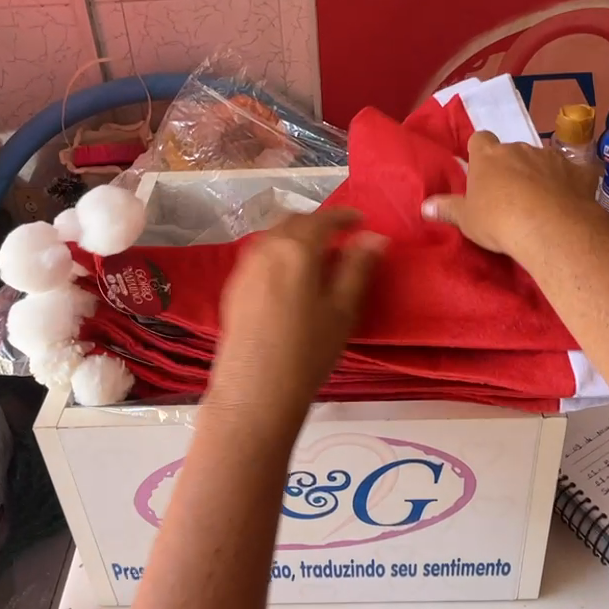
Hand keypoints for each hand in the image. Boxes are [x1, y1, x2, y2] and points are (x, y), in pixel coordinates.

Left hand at [209, 209, 384, 424]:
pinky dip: (278, 251)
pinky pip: (260, 254)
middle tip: (340, 235)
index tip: (361, 221)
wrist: (255, 391)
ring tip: (316, 254)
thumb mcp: (343, 310)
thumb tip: (374, 237)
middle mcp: (266, 248)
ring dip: (296, 235)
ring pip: (273, 236)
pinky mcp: (233, 286)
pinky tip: (289, 274)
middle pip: (294, 222)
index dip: (344, 217)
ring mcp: (245, 266)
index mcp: (297, 249)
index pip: (323, 219)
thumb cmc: (307, 351)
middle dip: (318, 223)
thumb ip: (358, 268)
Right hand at [423, 132, 604, 255]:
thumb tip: (425, 206)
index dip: (480, 151)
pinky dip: (570, 183)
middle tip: (508, 194)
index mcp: (488, 156)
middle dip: (510, 167)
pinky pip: (574, 172)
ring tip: (540, 202)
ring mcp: (551, 157)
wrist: (551, 229)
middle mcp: (519, 149)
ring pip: (541, 160)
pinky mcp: (579, 171)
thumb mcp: (466, 220)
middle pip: (511, 151)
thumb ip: (447, 209)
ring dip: (539, 174)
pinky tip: (571, 199)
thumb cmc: (499, 221)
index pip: (479, 139)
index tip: (480, 169)